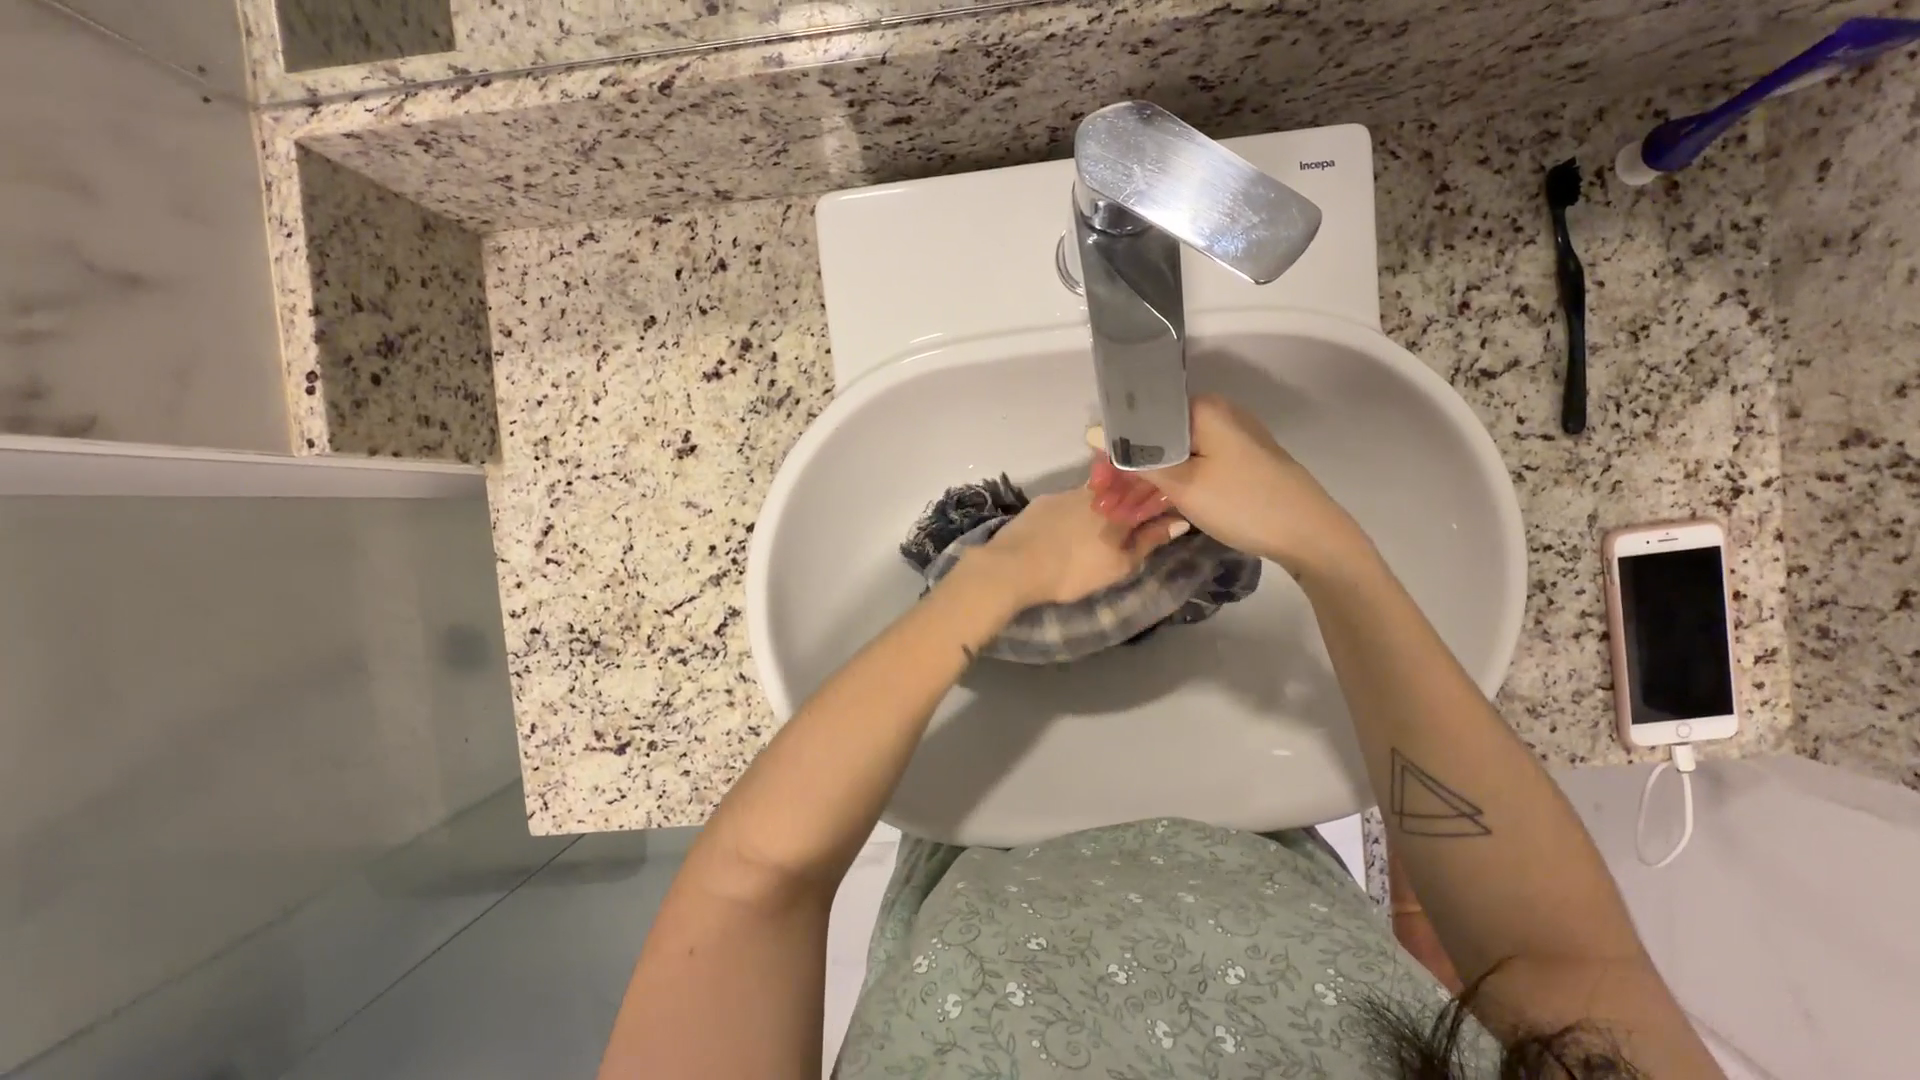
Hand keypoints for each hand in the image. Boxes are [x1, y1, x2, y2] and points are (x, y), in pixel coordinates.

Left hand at [966, 487, 1187, 608]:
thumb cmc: (1073, 572)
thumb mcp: (1118, 565)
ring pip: (1093, 494)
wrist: (1014, 566)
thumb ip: (1148, 542)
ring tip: (1096, 528)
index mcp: (1120, 508)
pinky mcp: (1043, 501)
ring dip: (1101, 505)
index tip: (1166, 509)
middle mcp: (1096, 492)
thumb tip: (1180, 522)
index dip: (1159, 502)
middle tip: (1130, 521)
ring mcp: (1066, 493)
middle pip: (1121, 490)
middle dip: (1130, 501)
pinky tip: (1068, 528)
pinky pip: (1067, 502)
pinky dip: (1074, 511)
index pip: (1149, 496)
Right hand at [1091, 395, 1368, 575]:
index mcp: (1203, 408)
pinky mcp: (1239, 463)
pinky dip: (1171, 488)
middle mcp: (1217, 415)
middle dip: (1126, 473)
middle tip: (1102, 505)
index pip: (1142, 419)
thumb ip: (1137, 459)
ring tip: (1118, 515)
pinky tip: (1149, 511)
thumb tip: (1094, 431)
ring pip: (1173, 458)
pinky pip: (1193, 469)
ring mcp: (1230, 440)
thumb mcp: (1183, 484)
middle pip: (1156, 439)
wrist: (1310, 534)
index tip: (1094, 482)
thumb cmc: (1243, 503)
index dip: (1112, 451)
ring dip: (1145, 485)